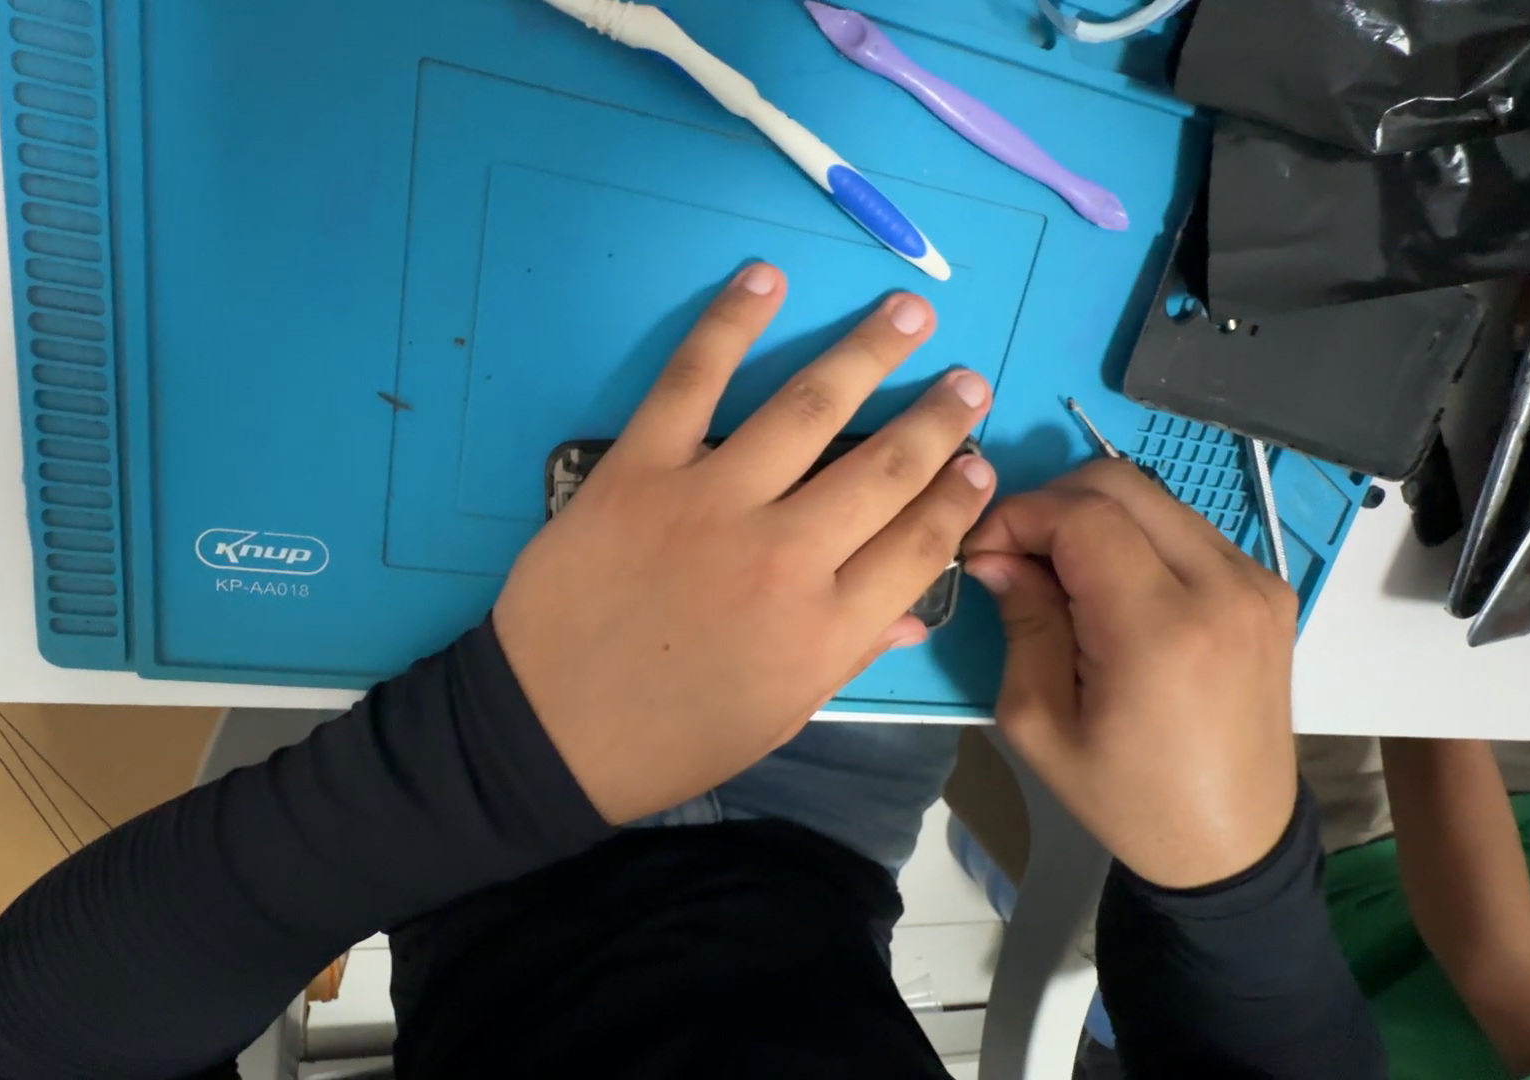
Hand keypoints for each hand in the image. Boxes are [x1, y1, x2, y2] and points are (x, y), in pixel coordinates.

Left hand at [495, 263, 995, 823]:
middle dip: (938, 419)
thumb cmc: (670, 736)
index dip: (959, 498)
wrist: (550, 728)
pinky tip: (767, 280)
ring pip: (808, 409)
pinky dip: (730, 323)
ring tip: (910, 312)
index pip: (919, 544)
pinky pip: (693, 381)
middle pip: (884, 469)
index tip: (979, 462)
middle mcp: (785, 556)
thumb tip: (916, 613)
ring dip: (868, 352)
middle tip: (968, 381)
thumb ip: (849, 655)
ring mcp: (710, 503)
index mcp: (825, 629)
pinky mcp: (639, 470)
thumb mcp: (777, 718)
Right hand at [962, 460, 1298, 887]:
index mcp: (1160, 629)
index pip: (1081, 515)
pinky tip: (1104, 583)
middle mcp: (1222, 587)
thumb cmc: (1123, 795)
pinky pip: (1179, 524)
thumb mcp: (1037, 721)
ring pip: (1150, 495)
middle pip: (1118, 483)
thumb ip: (1021, 622)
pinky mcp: (1266, 587)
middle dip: (1047, 503)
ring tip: (1054, 572)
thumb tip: (996, 556)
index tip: (981, 552)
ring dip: (1087, 516)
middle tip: (1012, 554)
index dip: (1017, 516)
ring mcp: (1255, 582)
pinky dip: (1127, 533)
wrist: (1230, 840)